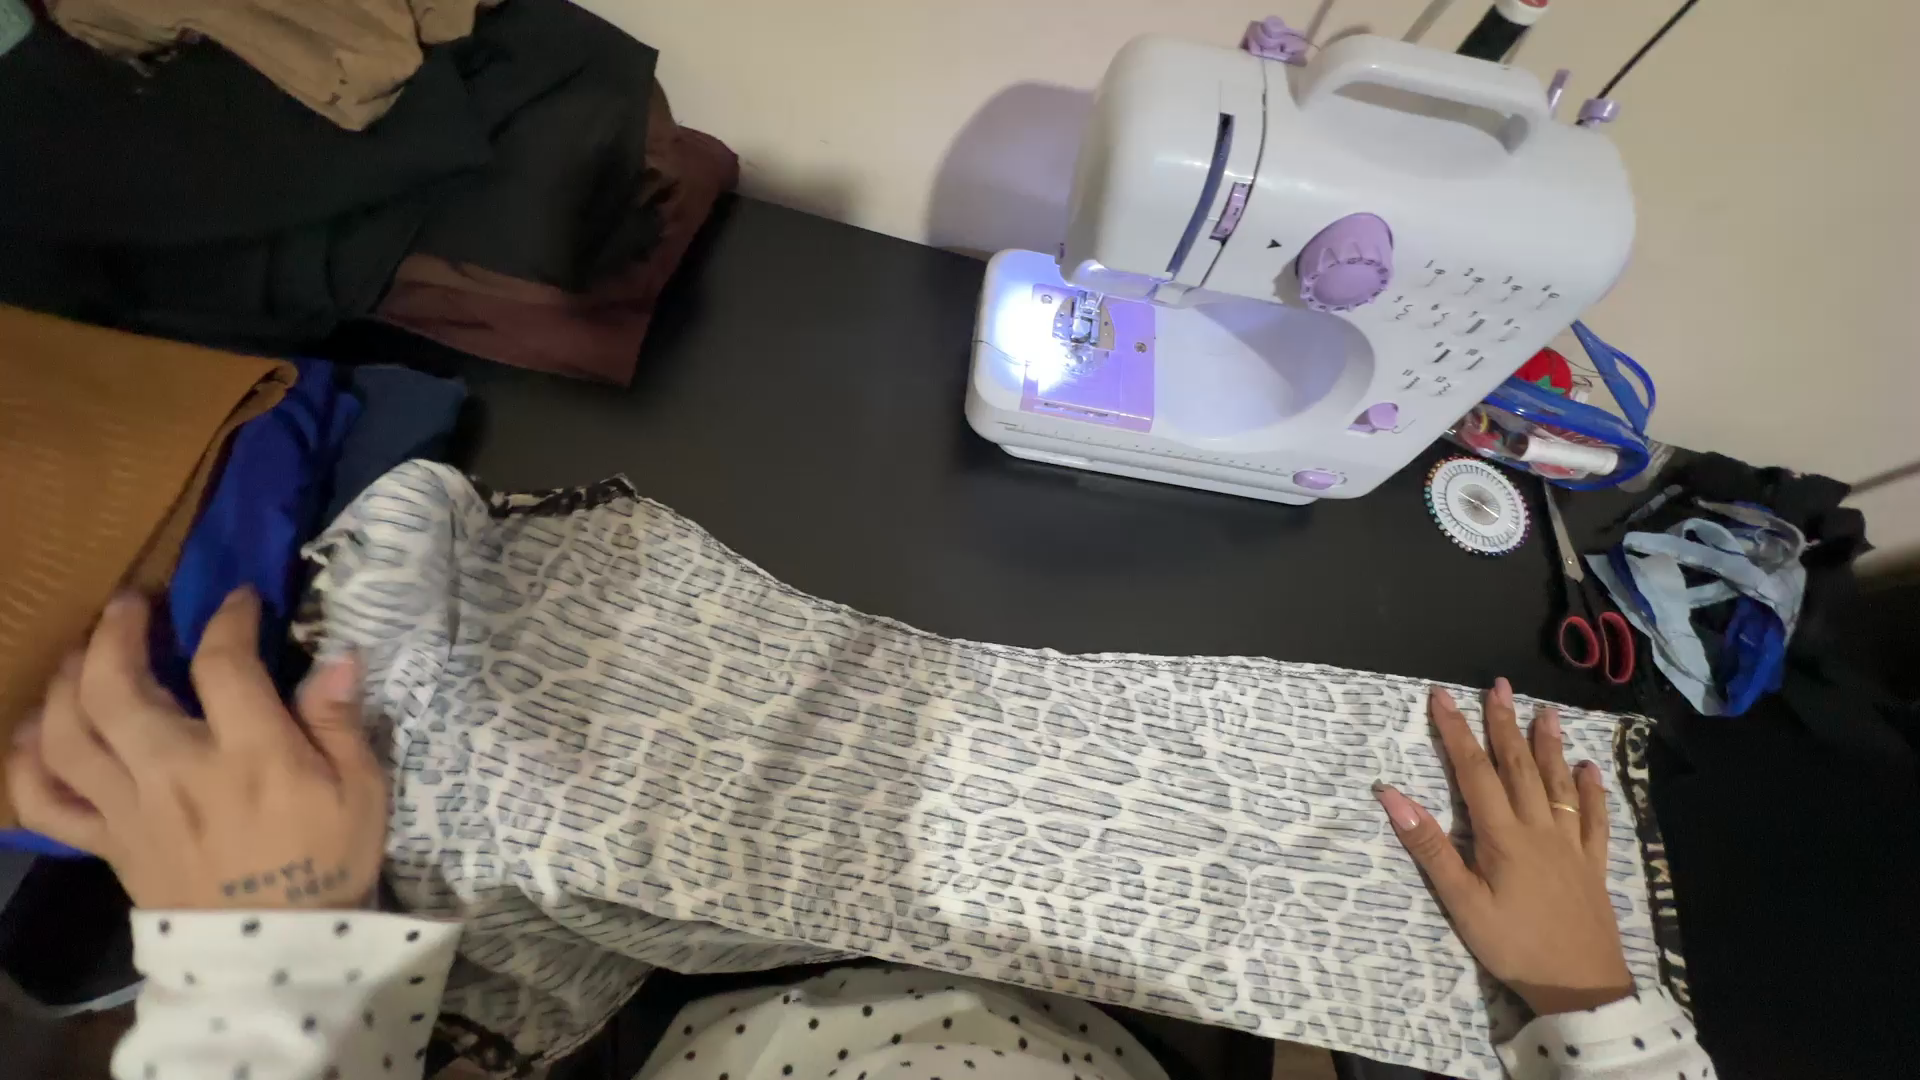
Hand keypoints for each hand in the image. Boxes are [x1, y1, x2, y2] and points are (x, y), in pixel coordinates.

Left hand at [6, 588, 386, 909]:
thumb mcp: (363, 786)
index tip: (239, 599)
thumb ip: (339, 722)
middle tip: (131, 603)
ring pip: (66, 734)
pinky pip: (39, 800)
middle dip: (118, 636)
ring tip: (86, 651)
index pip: (225, 668)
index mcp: (251, 755)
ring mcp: (128, 808)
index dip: (227, 622)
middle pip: (118, 691)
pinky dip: (24, 759)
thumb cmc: (331, 853)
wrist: (276, 942)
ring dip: (66, 681)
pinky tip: (37, 730)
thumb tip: (339, 658)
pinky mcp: (104, 840)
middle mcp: (176, 772)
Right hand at [1373, 679, 1632, 1015]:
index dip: (1456, 731)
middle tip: (1498, 686)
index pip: (1474, 770)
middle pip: (1519, 767)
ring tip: (1544, 712)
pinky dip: (1592, 791)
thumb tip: (1390, 794)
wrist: (1583, 991)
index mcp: (1503, 835)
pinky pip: (1596, 820)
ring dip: (1549, 745)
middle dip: (1504, 724)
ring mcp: (1571, 846)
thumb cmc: (1512, 944)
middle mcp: (1540, 830)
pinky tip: (1589, 768)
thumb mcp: (1459, 900)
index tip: (1440, 696)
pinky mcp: (1593, 866)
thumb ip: (1428, 846)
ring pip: (1559, 784)